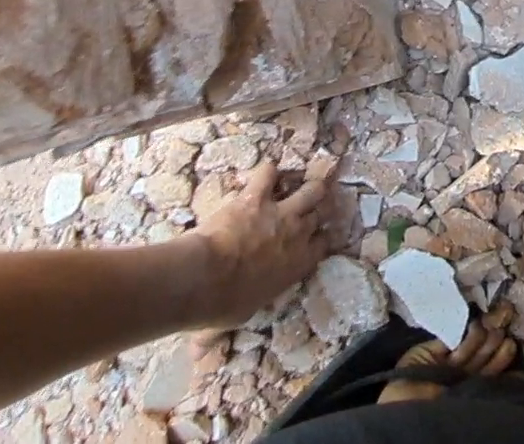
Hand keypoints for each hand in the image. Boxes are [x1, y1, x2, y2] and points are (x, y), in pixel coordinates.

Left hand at [187, 160, 331, 325]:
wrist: (205, 279)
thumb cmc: (222, 305)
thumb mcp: (237, 316)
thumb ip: (233, 316)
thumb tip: (200, 352)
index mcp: (297, 265)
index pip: (322, 245)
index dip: (321, 238)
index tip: (318, 235)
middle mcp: (297, 235)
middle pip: (320, 213)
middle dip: (320, 207)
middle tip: (315, 202)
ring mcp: (280, 213)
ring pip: (310, 188)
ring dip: (308, 184)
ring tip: (302, 180)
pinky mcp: (257, 197)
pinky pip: (269, 173)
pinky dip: (267, 171)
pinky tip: (265, 172)